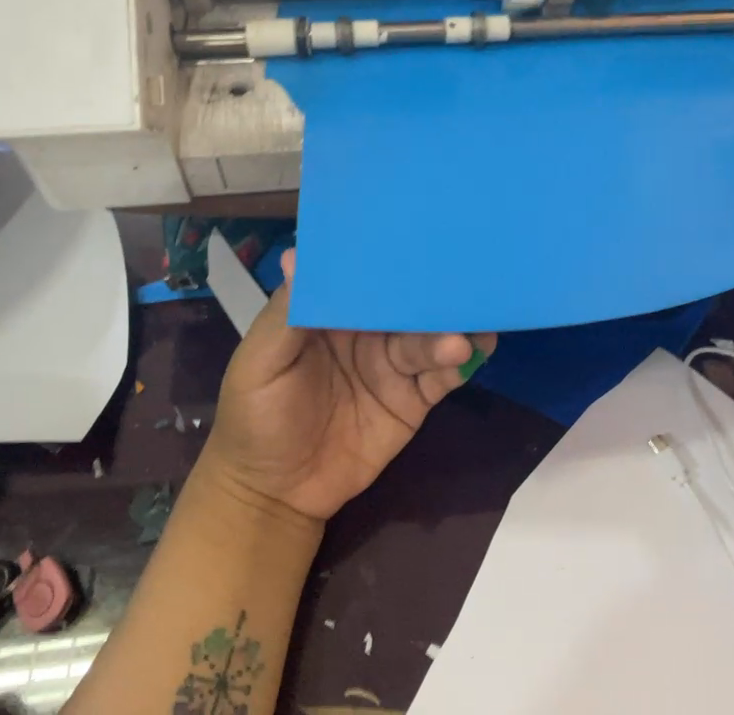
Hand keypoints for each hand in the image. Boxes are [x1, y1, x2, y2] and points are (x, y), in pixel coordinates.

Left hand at [199, 250, 496, 523]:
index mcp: (330, 314)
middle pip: (406, 304)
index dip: (387, 260)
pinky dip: (461, 362)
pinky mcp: (413, 400)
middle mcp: (367, 332)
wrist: (274, 494)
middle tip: (462, 281)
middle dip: (431, 293)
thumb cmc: (254, 418)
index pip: (364, 279)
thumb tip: (297, 255)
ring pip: (429, 337)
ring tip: (471, 328)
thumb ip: (285, 314)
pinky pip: (441, 376)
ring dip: (451, 329)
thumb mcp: (259, 363)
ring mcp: (392, 365)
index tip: (415, 240)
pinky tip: (479, 348)